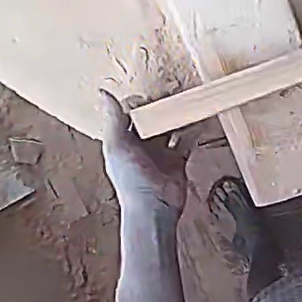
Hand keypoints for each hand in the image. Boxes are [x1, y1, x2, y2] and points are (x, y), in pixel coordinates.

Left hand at [98, 91, 186, 220]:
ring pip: (170, 128)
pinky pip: (186, 142)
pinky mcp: (177, 161)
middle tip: (171, 94)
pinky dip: (193, 131)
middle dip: (160, 107)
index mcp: (123, 140)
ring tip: (186, 103)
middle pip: (151, 119)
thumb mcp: (116, 147)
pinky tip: (198, 120)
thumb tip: (103, 92)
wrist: (153, 208)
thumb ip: (113, 120)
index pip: (130, 114)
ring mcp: (161, 152)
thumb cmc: (130, 181)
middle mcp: (142, 145)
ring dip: (176, 117)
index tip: (149, 97)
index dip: (138, 103)